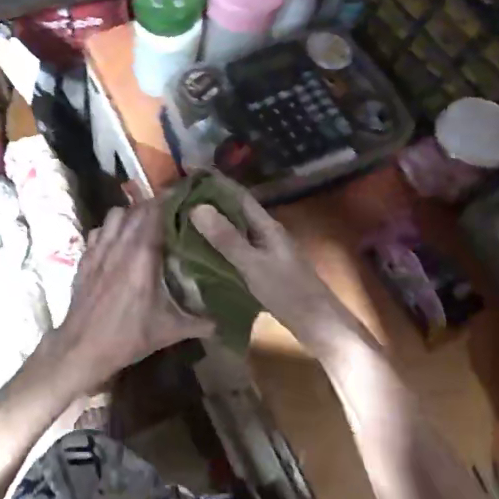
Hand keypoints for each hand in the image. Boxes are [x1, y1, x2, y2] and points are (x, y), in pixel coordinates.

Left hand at [45, 201, 214, 392]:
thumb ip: (199, 322)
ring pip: (114, 215)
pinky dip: (110, 229)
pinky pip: (98, 231)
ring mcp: (97, 250)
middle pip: (136, 210)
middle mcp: (118, 246)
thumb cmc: (127, 337)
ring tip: (145, 222)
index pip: (155, 214)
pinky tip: (118, 241)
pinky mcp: (84, 258)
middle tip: (172, 209)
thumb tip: (227, 320)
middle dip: (154, 205)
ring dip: (130, 213)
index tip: (185, 196)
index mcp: (141, 256)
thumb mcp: (169, 331)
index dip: (169, 201)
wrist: (82, 347)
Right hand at [189, 185, 373, 358]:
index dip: (213, 180)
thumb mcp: (253, 265)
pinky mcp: (262, 268)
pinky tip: (200, 249)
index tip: (187, 169)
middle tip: (176, 195)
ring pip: (233, 228)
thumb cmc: (290, 294)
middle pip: (234, 208)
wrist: (322, 328)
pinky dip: (216, 242)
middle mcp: (266, 233)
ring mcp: (265, 251)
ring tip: (181, 217)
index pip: (237, 194)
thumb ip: (227, 238)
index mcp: (266, 226)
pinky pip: (234, 247)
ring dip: (210, 220)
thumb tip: (197, 206)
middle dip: (208, 198)